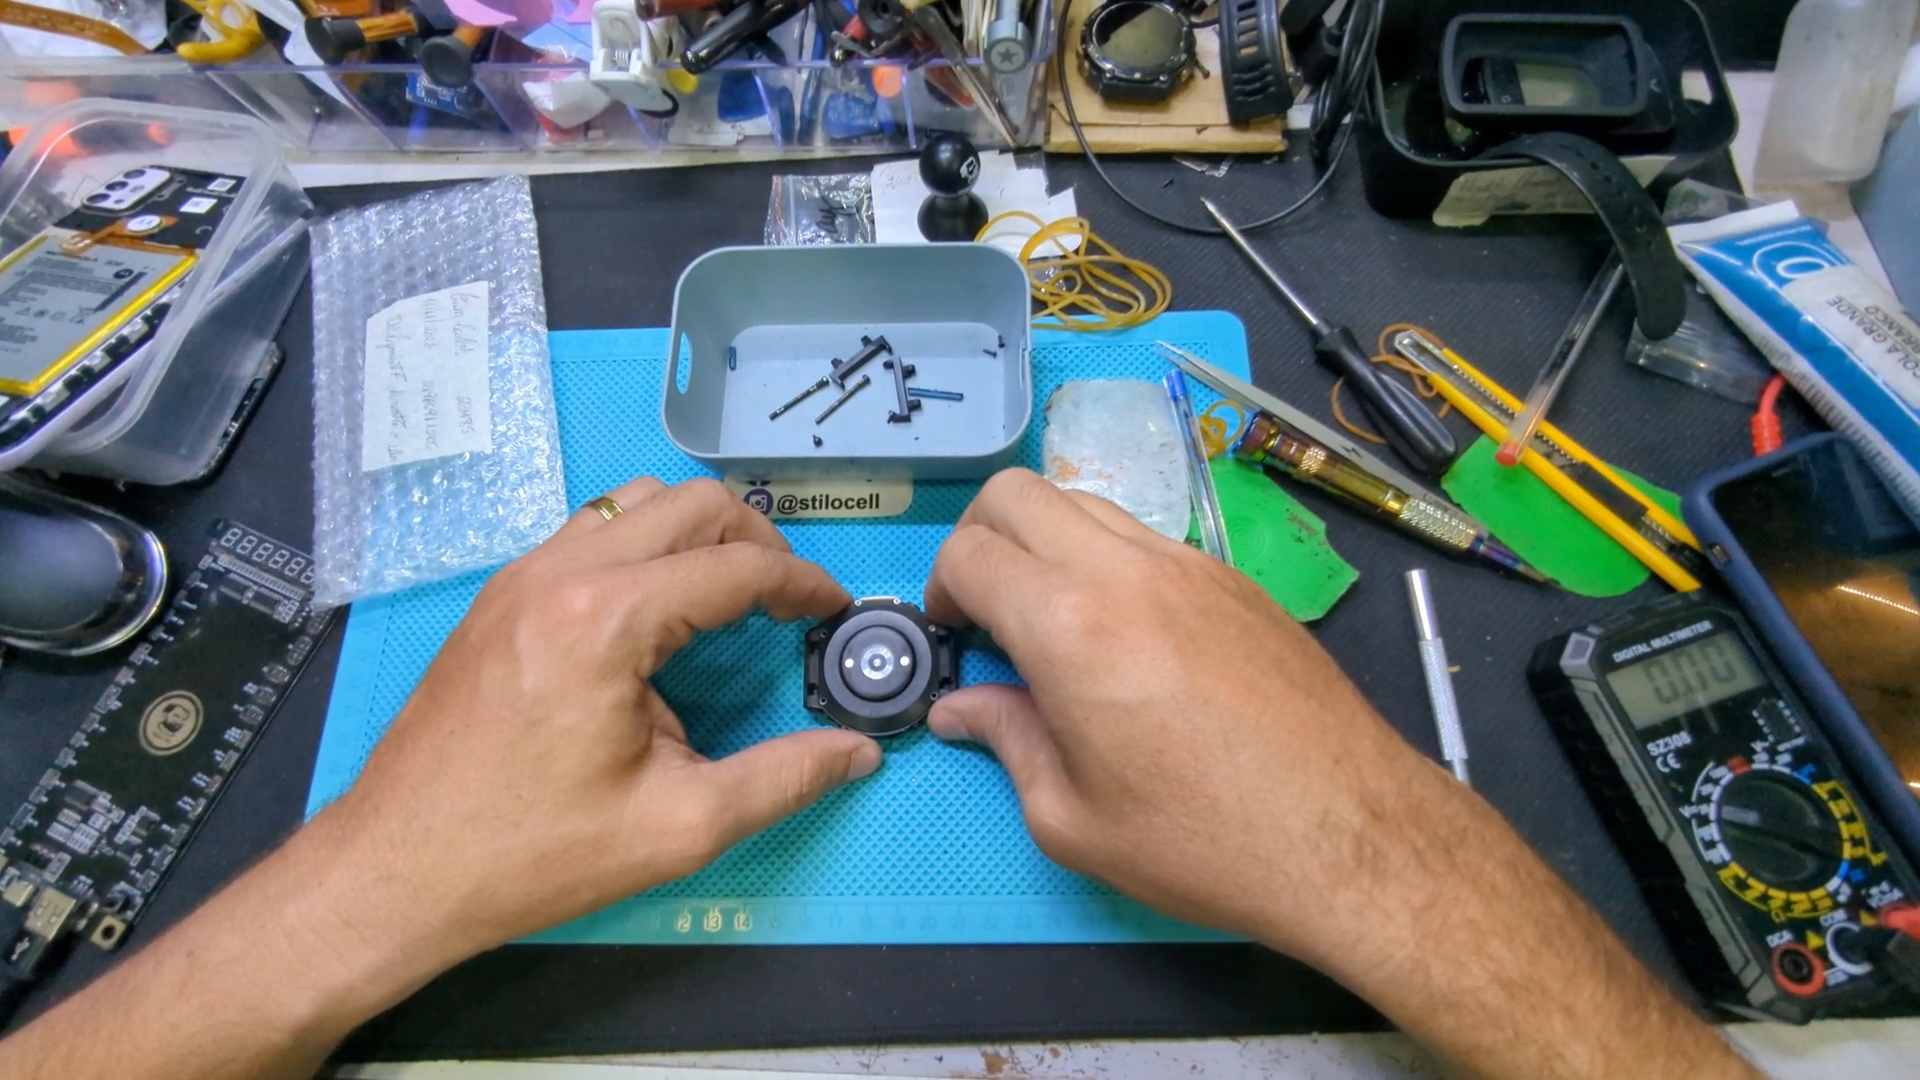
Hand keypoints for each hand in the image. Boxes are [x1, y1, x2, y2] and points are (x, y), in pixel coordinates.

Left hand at [317, 477, 882, 964]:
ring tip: (733, 585)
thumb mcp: (681, 826)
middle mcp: (565, 571)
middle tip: (788, 597)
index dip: (803, 582)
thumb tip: (860, 751)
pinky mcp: (504, 590)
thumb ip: (786, 779)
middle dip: (761, 540)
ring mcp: (525, 572)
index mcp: (609, 619)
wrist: (388, 875)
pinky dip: (653, 539)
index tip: (834, 608)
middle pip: (695, 503)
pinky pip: (598, 525)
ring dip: (704, 529)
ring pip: (642, 499)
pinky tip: (663, 599)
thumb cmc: (537, 852)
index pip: (738, 566)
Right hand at [922, 469, 1428, 957]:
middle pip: (1015, 492)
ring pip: (1080, 500)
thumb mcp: (1070, 816)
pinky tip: (1122, 625)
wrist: (1353, 836)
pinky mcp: (1227, 574)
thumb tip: (959, 710)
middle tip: (984, 601)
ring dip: (1041, 538)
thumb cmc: (1201, 838)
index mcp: (1067, 625)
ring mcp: (1183, 560)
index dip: (940, 587)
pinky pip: (1139, 533)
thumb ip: (1004, 740)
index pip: (969, 554)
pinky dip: (1101, 555)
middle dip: (977, 534)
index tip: (954, 631)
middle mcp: (1120, 569)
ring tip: (1051, 610)